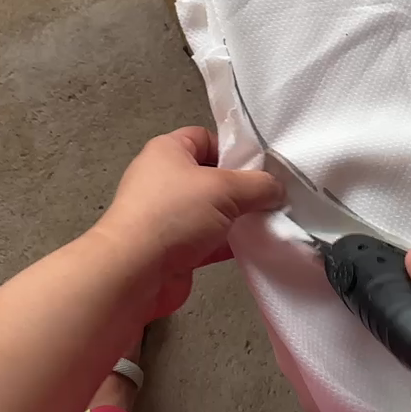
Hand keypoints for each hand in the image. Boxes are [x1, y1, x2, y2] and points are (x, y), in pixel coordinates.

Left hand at [88, 127, 283, 318]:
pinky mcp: (172, 248)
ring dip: (237, 218)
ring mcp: (167, 216)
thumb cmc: (174, 214)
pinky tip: (256, 247)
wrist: (134, 274)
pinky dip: (229, 243)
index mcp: (168, 150)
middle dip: (241, 187)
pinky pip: (208, 240)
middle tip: (271, 196)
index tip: (261, 166)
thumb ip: (257, 184)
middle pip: (211, 176)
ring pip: (212, 211)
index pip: (205, 137)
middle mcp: (164, 178)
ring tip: (270, 222)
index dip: (232, 148)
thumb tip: (277, 188)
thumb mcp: (224, 189)